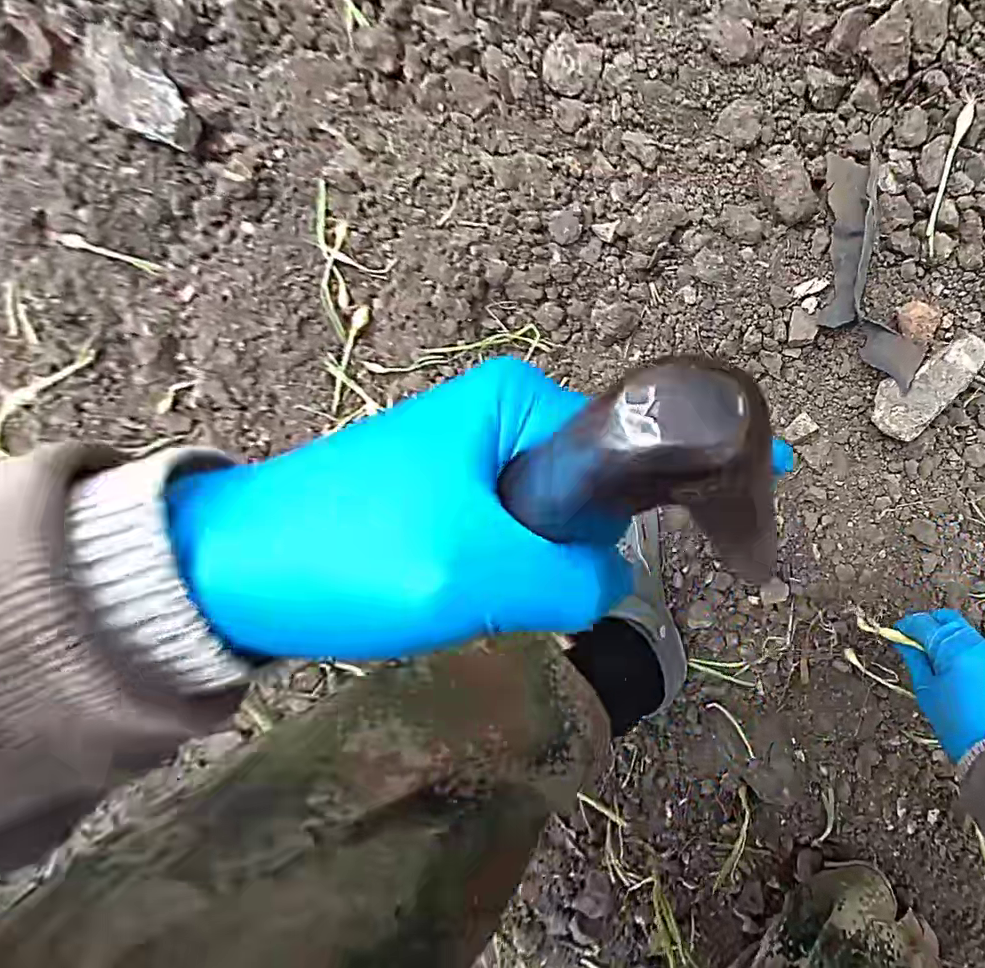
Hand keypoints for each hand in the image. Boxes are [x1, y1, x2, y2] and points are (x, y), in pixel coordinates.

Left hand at [165, 357, 794, 660]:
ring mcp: (493, 447)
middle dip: (641, 513)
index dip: (707, 456)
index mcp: (525, 402)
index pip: (640, 430)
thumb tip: (615, 581)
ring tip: (572, 583)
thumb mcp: (476, 574)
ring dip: (590, 541)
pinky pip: (544, 515)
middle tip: (667, 554)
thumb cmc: (348, 553)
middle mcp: (517, 411)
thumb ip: (574, 580)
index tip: (774, 463)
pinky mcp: (471, 486)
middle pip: (617, 468)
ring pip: (579, 501)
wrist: (209, 578)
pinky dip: (562, 546)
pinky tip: (554, 578)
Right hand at [895, 610, 984, 762]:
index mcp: (953, 649)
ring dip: (958, 646)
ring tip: (949, 669)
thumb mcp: (928, 695)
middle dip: (935, 627)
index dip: (911, 626)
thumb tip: (904, 642)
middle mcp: (978, 645)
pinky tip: (974, 685)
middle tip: (922, 642)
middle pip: (952, 623)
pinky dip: (979, 663)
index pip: (926, 624)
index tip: (901, 630)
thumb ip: (917, 662)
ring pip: (972, 639)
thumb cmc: (958, 728)